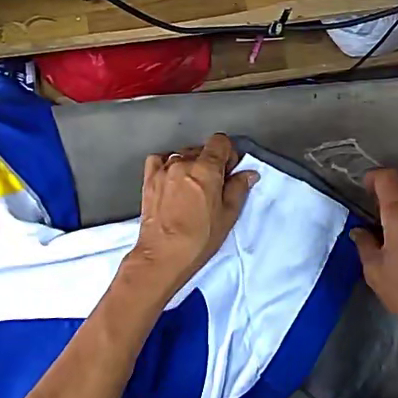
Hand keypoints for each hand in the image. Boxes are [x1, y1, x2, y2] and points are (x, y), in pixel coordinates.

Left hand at [119, 134, 259, 298]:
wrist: (163, 255)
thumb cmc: (199, 237)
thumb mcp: (228, 214)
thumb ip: (239, 188)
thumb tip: (248, 174)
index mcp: (207, 168)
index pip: (220, 142)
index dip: (229, 154)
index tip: (230, 170)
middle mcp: (184, 163)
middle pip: (202, 148)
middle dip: (211, 162)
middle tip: (215, 184)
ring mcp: (163, 170)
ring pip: (183, 155)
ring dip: (191, 165)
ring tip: (194, 187)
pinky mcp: (149, 180)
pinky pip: (159, 160)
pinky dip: (168, 164)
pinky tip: (174, 179)